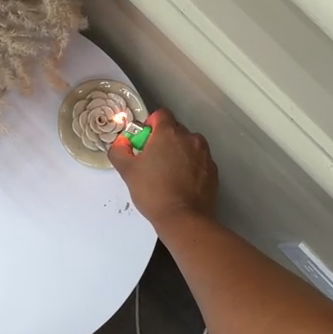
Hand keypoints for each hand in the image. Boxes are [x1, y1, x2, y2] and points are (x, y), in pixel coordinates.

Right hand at [108, 107, 218, 225]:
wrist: (184, 218)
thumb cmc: (154, 192)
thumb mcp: (127, 171)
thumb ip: (119, 151)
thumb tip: (121, 143)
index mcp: (168, 133)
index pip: (160, 114)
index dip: (150, 126)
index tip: (144, 142)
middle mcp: (190, 138)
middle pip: (175, 130)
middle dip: (164, 140)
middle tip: (153, 161)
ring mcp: (205, 154)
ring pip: (189, 145)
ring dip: (179, 152)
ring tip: (168, 173)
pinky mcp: (213, 170)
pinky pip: (199, 161)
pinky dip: (191, 166)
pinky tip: (181, 183)